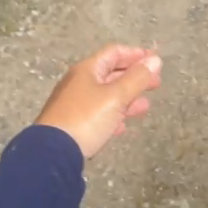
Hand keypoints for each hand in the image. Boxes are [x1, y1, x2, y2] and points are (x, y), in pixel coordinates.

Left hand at [35, 44, 162, 159]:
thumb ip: (137, 79)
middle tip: (155, 83)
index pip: (115, 53)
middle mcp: (79, 83)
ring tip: (145, 107)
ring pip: (106, 95)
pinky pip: (97, 114)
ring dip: (127, 98)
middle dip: (134, 78)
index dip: (136, 54)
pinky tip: (122, 126)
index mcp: (87, 70)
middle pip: (111, 73)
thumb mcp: (116, 97)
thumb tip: (155, 60)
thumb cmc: (86, 118)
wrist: (51, 155)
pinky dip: (113, 115)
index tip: (155, 61)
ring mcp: (74, 104)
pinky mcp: (72, 125)